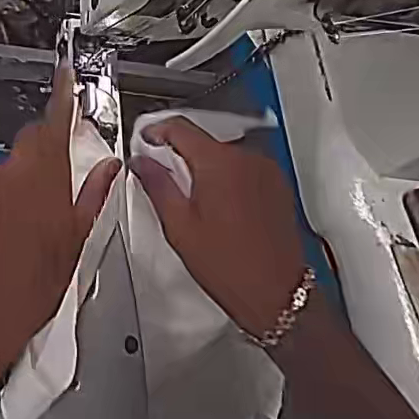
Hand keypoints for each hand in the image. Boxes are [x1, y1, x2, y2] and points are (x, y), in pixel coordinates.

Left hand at [0, 66, 119, 382]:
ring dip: (38, 162)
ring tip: (54, 197)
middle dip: (54, 137)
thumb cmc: (36, 280)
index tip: (67, 74)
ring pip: (21, 154)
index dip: (63, 94)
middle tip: (74, 156)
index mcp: (44, 175)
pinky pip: (6, 173)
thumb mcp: (79, 236)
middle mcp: (14, 171)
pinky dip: (22, 179)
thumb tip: (109, 166)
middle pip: (36, 134)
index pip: (54, 120)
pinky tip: (33, 210)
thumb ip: (95, 191)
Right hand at [131, 118, 307, 338]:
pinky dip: (229, 176)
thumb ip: (157, 184)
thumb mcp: (179, 225)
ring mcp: (265, 169)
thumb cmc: (232, 265)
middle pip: (203, 140)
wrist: (276, 291)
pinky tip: (221, 205)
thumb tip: (142, 162)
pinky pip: (245, 167)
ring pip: (224, 153)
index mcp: (218, 162)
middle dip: (181, 153)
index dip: (156, 130)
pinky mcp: (276, 182)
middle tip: (164, 176)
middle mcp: (246, 158)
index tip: (146, 138)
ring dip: (206, 166)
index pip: (179, 127)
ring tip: (196, 201)